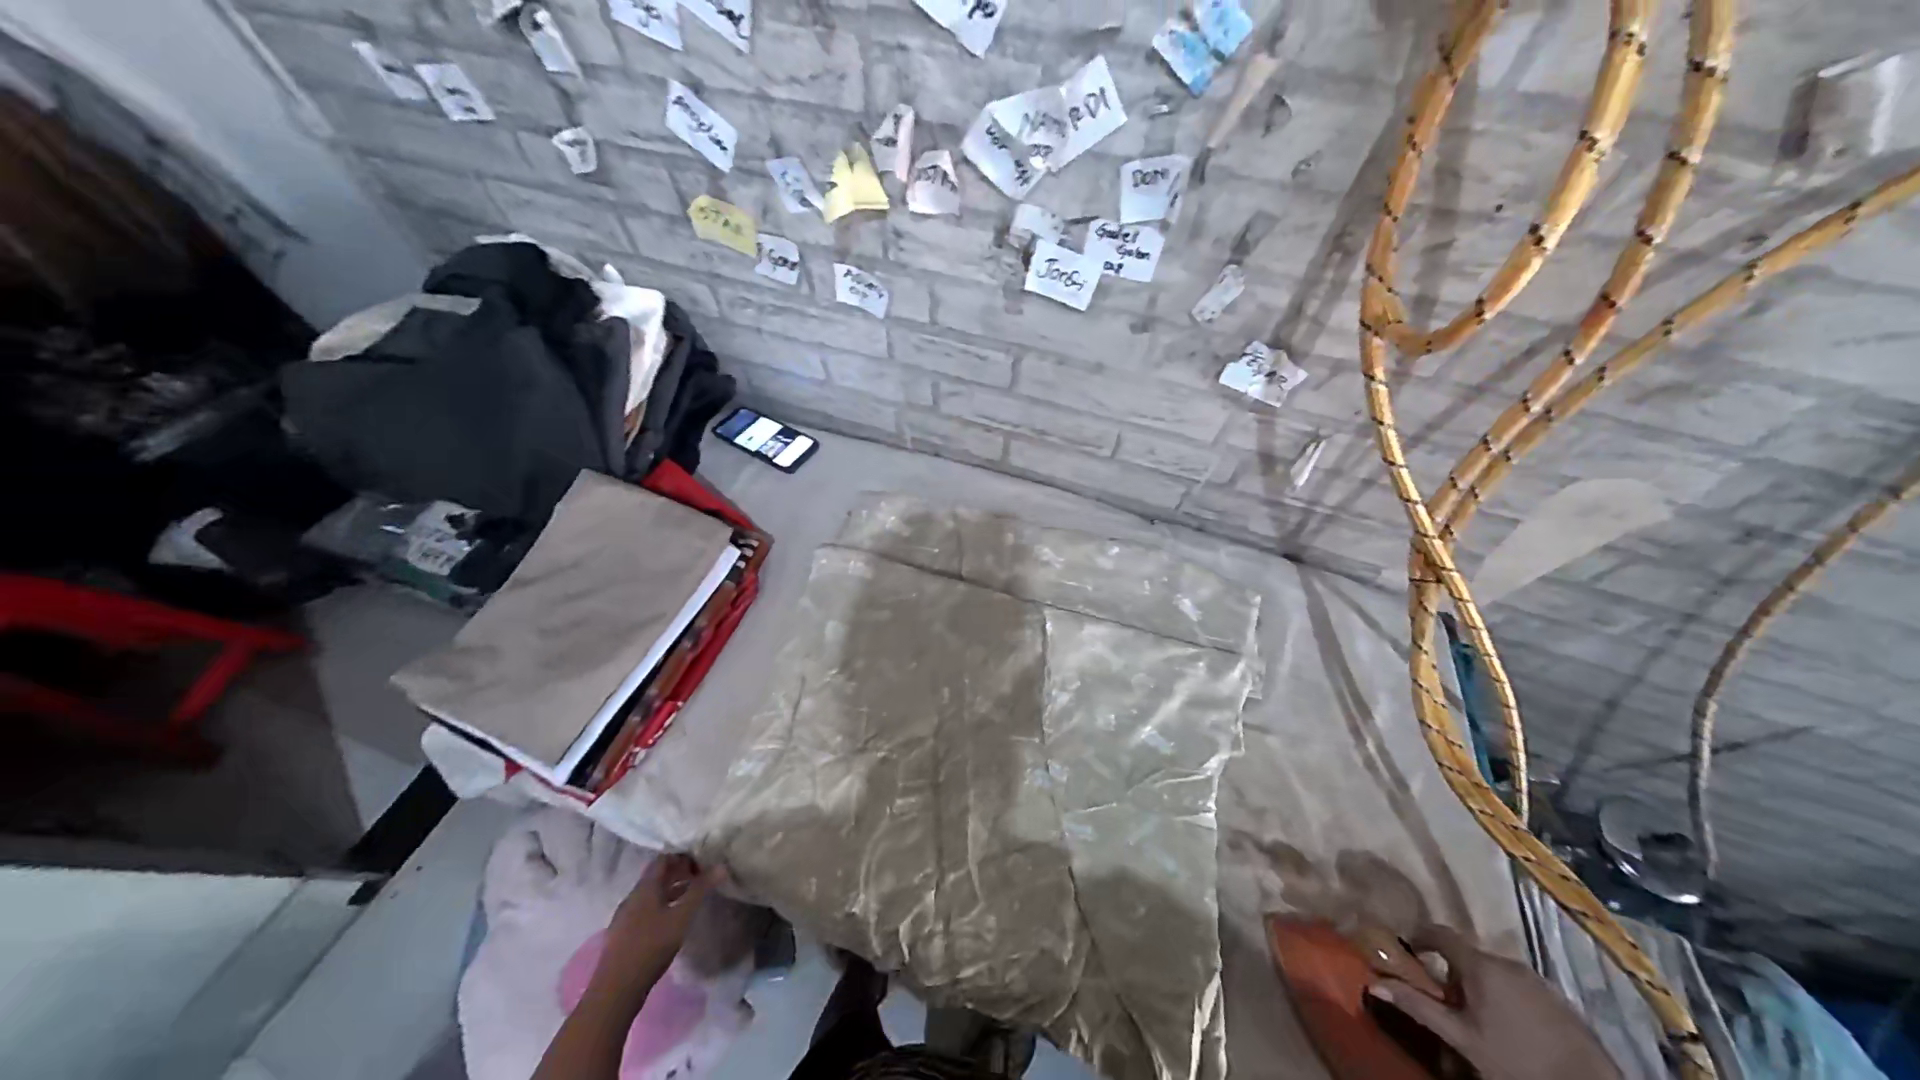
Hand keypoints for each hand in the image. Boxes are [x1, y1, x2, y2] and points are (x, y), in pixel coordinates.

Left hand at [597, 853, 724, 992]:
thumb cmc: (651, 946)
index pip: (662, 860)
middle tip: (700, 878)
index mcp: (644, 888)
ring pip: (650, 895)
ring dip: (670, 891)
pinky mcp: (623, 934)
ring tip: (691, 898)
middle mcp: (632, 897)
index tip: (701, 862)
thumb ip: (700, 890)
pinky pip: (645, 910)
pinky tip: (671, 921)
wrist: (616, 989)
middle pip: (656, 877)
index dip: (681, 857)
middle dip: (678, 874)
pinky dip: (661, 907)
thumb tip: (720, 866)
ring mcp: (625, 917)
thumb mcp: (681, 917)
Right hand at [1368, 925, 1621, 1079]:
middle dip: (1452, 971)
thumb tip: (1374, 982)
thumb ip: (1418, 1006)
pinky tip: (1510, 1026)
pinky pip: (1519, 985)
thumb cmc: (1516, 1060)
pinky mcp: (1559, 999)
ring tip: (1477, 1016)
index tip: (1409, 952)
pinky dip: (1505, 995)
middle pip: (1468, 954)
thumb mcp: (1462, 1038)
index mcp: (1481, 965)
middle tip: (1445, 999)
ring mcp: (1538, 979)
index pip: (1440, 933)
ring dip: (1479, 984)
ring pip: (1495, 970)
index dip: (1421, 937)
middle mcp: (1508, 962)